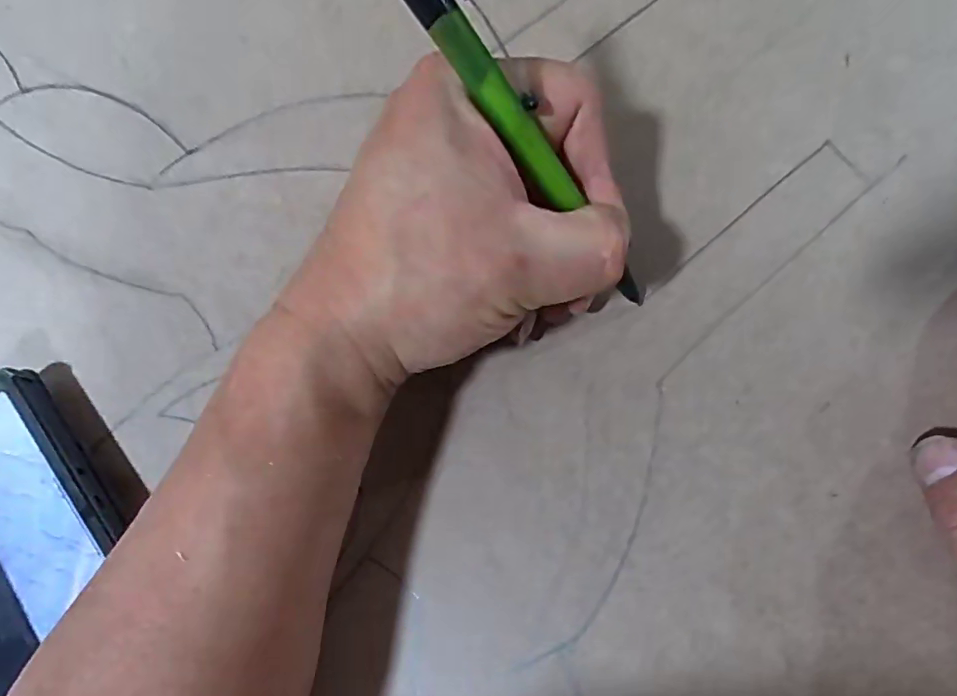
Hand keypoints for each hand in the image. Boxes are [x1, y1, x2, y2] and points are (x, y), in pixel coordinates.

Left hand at [277, 55, 630, 390]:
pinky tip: (511, 318)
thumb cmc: (426, 281)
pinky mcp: (431, 222)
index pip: (573, 104)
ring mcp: (437, 174)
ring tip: (539, 315)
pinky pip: (499, 234)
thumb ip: (599, 245)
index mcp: (463, 91)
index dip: (598, 172)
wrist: (342, 343)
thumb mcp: (527, 260)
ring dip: (549, 269)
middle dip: (572, 239)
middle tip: (571, 296)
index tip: (596, 237)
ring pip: (530, 209)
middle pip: (554, 164)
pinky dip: (517, 278)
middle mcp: (449, 120)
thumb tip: (614, 248)